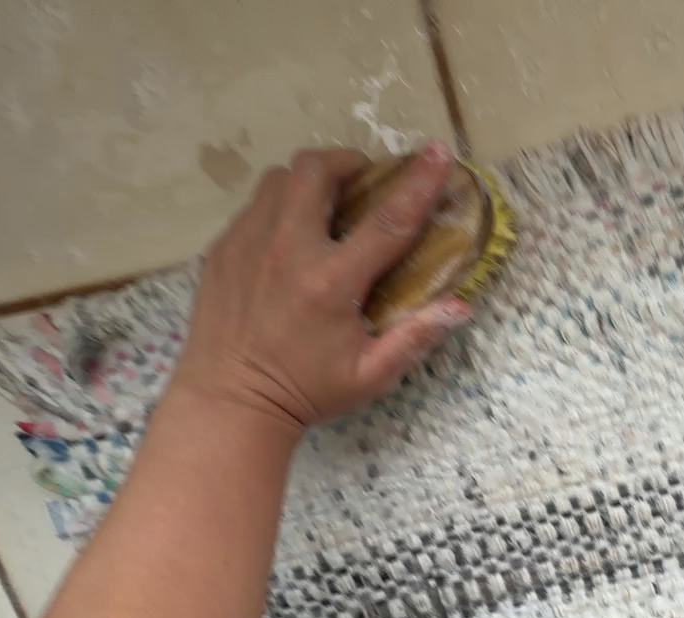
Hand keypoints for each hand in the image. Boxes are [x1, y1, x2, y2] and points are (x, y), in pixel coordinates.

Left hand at [170, 142, 471, 430]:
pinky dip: (285, 203)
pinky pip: (257, 204)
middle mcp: (287, 249)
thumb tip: (460, 306)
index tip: (438, 154)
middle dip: (350, 163)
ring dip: (314, 179)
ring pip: (281, 179)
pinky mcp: (223, 247)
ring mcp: (247, 242)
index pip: (386, 221)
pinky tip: (298, 234)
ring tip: (333, 202)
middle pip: (317, 172)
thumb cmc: (310, 390)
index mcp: (331, 282)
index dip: (418, 184)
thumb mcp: (373, 375)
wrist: (232, 398)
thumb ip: (415, 338)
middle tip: (369, 179)